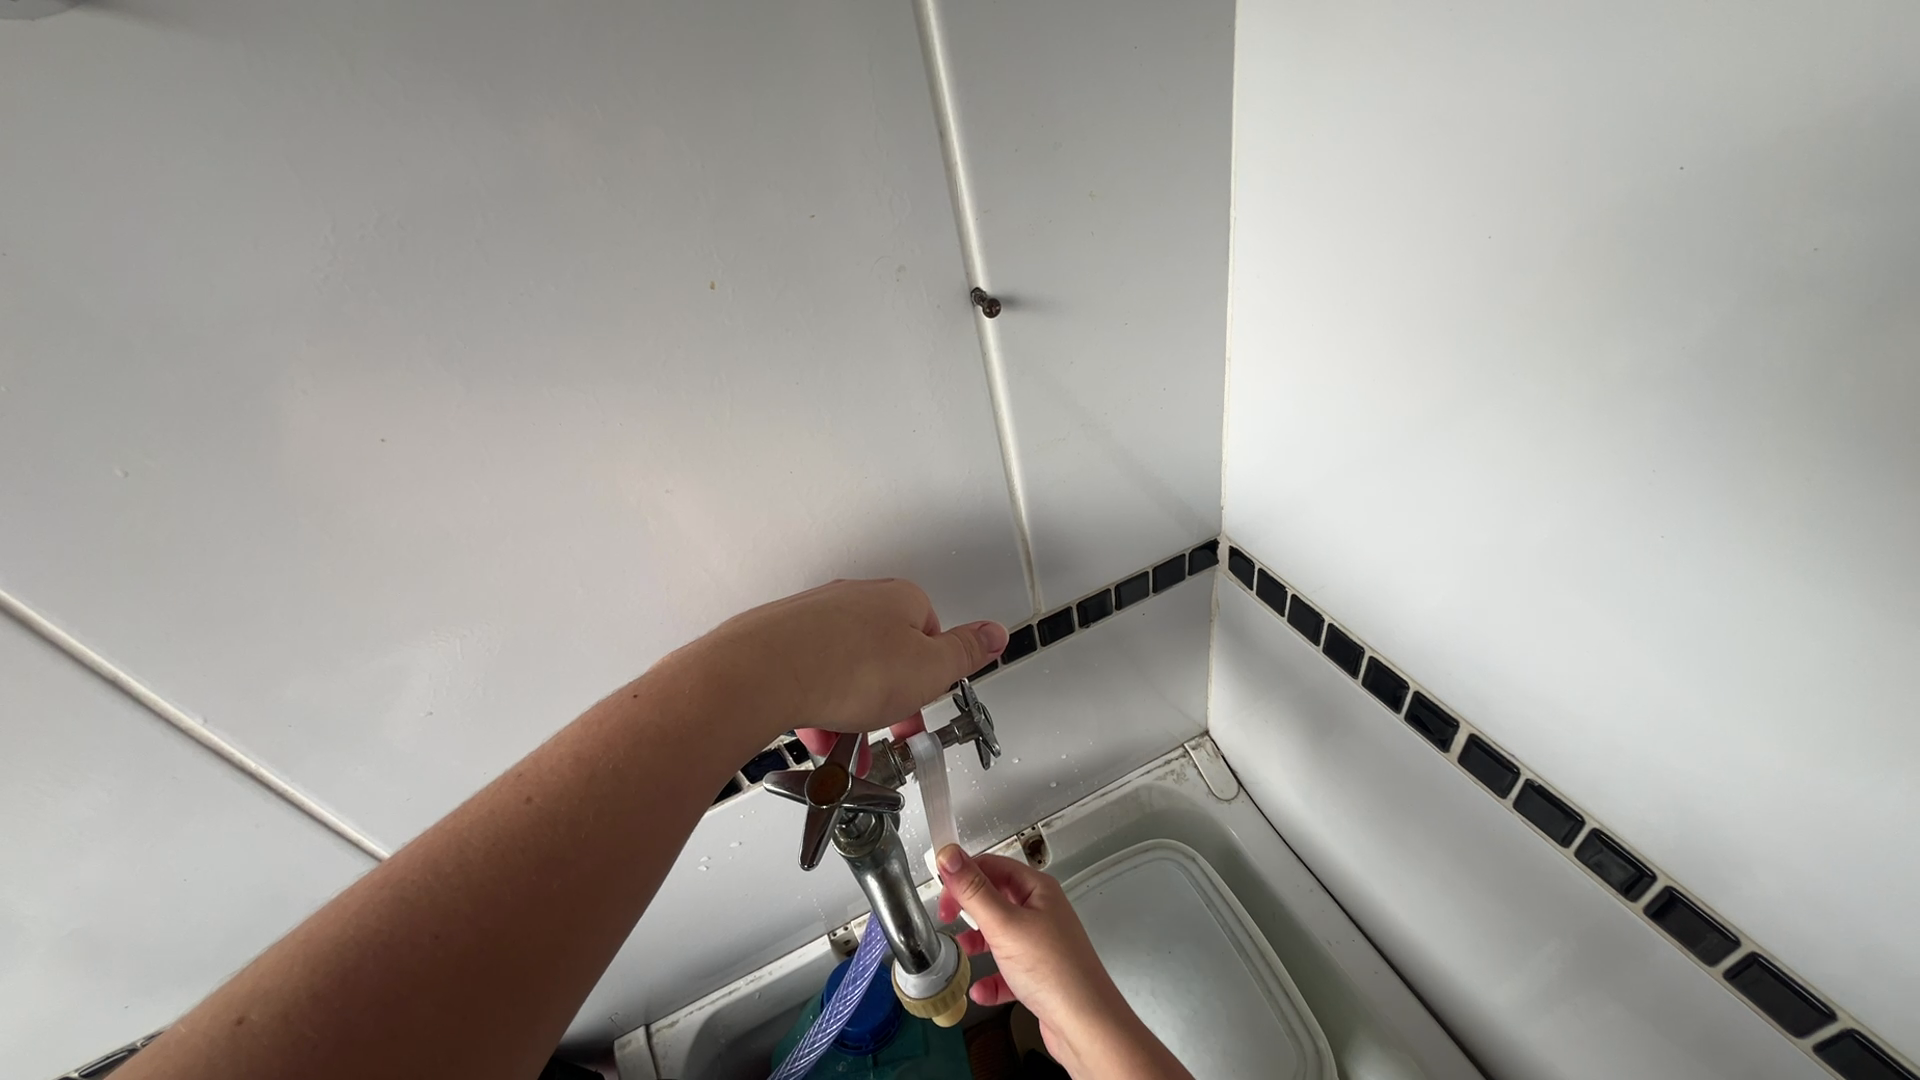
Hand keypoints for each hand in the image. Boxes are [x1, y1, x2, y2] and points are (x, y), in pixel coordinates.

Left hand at [673, 578, 1005, 757]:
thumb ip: (967, 653)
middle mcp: (857, 600)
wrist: (760, 674)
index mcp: (900, 600)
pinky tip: (813, 731)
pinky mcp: (781, 639)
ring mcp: (815, 617)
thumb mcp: (929, 671)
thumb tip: (994, 634)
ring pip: (845, 670)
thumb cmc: (843, 668)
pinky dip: (815, 705)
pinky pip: (809, 676)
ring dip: (849, 710)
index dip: (928, 679)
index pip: (930, 637)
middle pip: (886, 654)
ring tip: (842, 742)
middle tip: (883, 730)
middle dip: (886, 699)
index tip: (921, 706)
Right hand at [936, 847, 1191, 1078]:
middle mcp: (1041, 911)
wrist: (1086, 1027)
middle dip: (969, 909)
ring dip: (979, 943)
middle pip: (996, 898)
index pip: (993, 865)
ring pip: (1001, 933)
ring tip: (963, 953)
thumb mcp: (1004, 925)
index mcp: (1037, 889)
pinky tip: (981, 991)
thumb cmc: (1053, 971)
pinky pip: (1008, 969)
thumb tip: (948, 854)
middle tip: (947, 919)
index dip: (964, 874)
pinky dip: (992, 978)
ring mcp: (1042, 943)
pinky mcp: (1040, 974)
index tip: (941, 890)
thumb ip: (973, 890)